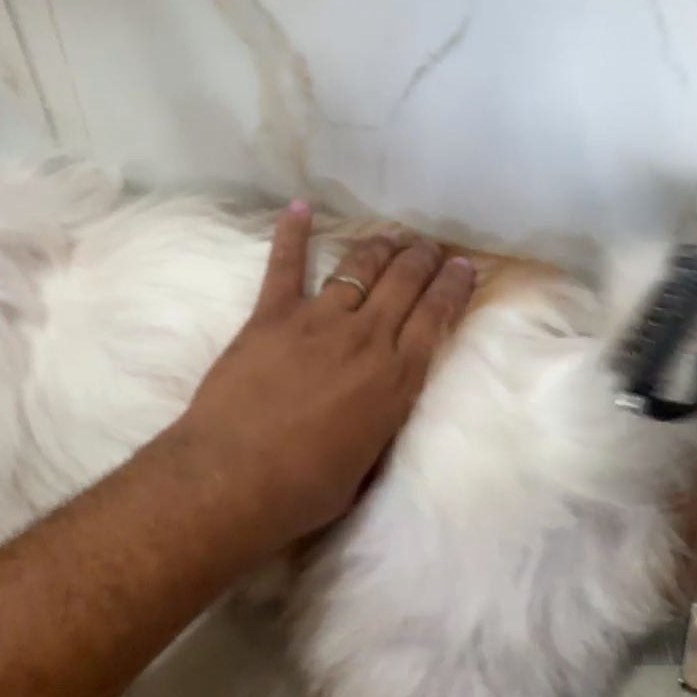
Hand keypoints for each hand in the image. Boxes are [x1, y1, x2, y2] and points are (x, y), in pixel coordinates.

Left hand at [176, 203, 474, 547]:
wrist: (232, 481)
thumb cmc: (304, 489)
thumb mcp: (368, 462)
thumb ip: (383, 420)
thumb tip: (386, 400)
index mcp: (395, 378)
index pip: (436, 317)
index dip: (454, 286)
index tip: (465, 265)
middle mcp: (365, 338)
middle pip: (405, 282)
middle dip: (423, 258)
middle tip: (431, 246)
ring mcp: (317, 320)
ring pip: (360, 267)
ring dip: (381, 246)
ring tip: (393, 235)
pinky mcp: (271, 316)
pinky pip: (286, 265)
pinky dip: (293, 234)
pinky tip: (300, 207)